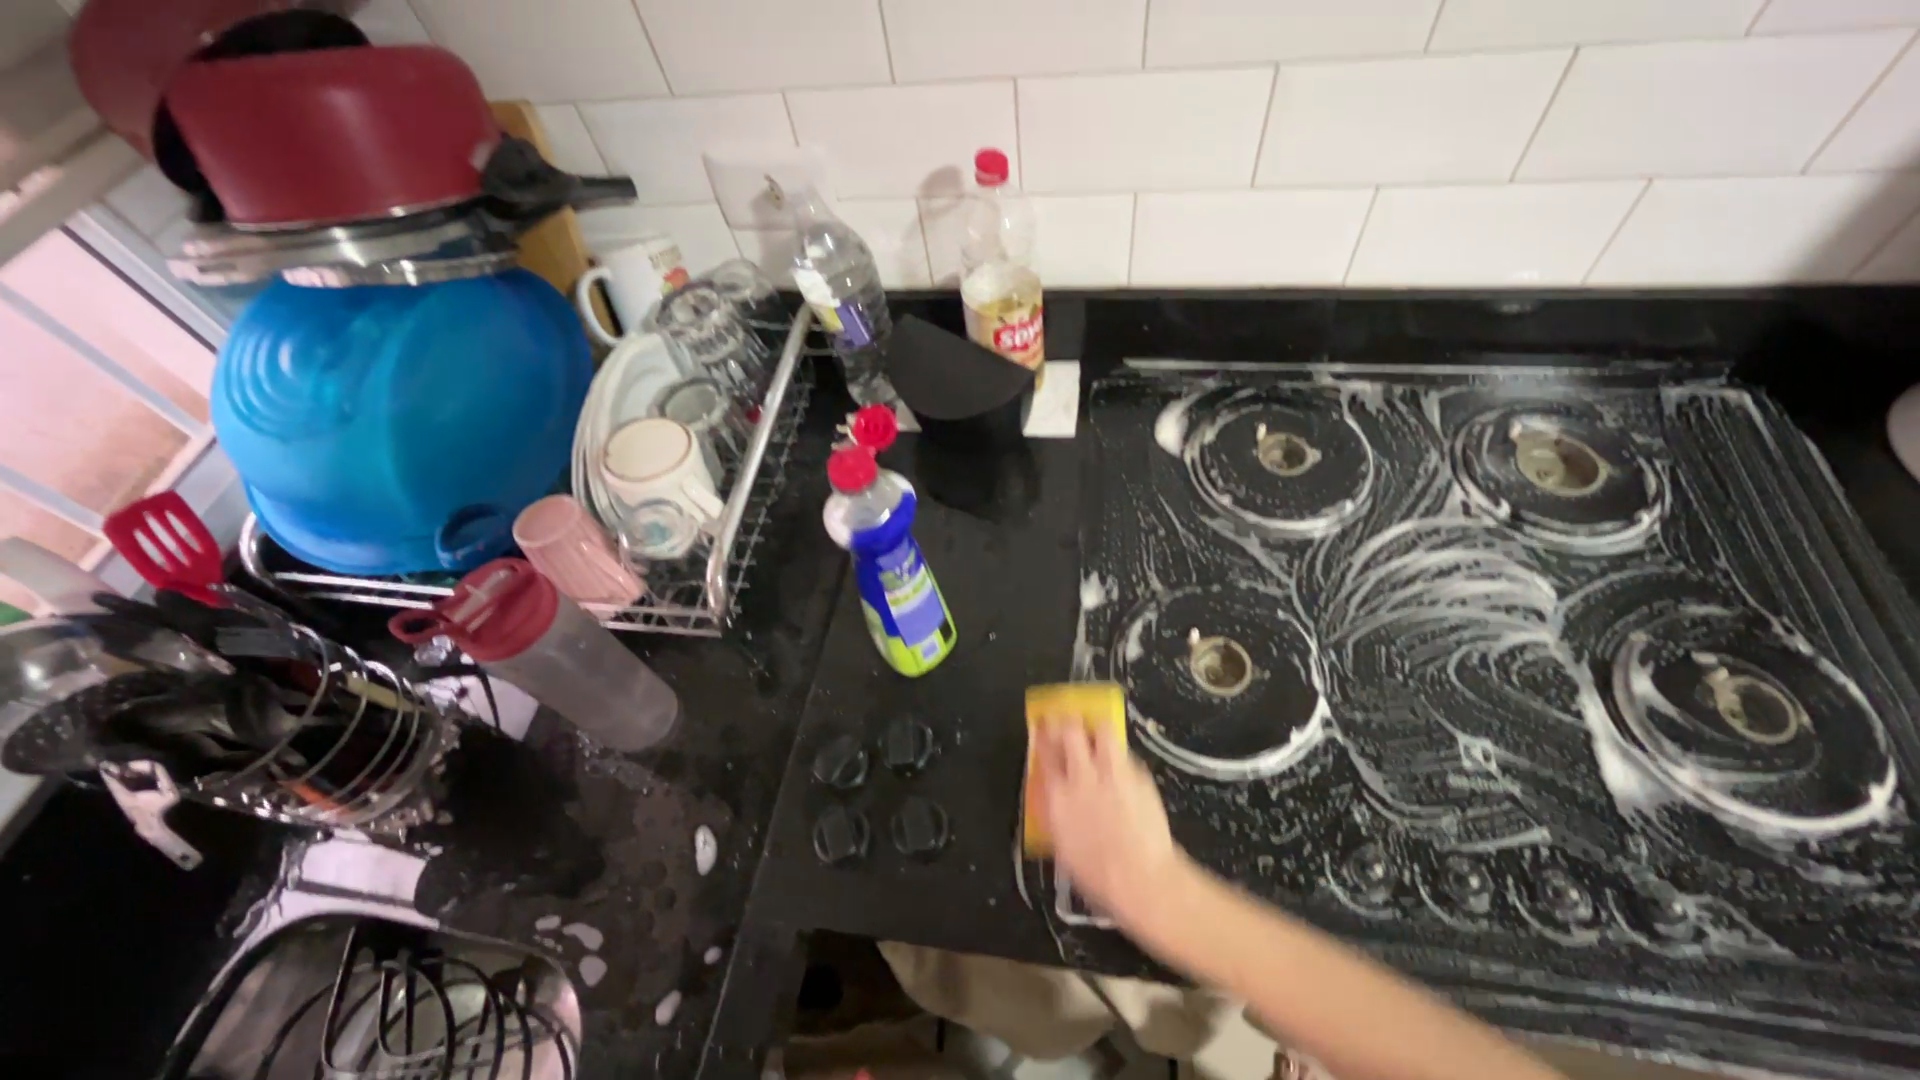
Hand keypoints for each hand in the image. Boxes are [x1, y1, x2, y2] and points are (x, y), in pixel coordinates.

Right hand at [1034, 720, 1185, 928]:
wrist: (1141, 878)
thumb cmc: (1098, 873)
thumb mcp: (1063, 845)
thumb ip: (1056, 813)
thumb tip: (1052, 797)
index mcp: (1058, 796)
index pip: (1044, 753)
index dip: (1041, 735)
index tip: (1041, 727)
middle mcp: (1082, 777)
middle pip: (1070, 733)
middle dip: (1065, 721)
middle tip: (1065, 718)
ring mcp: (1112, 773)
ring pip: (1102, 732)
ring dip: (1095, 727)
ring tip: (1094, 728)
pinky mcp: (1139, 776)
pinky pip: (1125, 753)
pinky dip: (1118, 752)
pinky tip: (1118, 759)